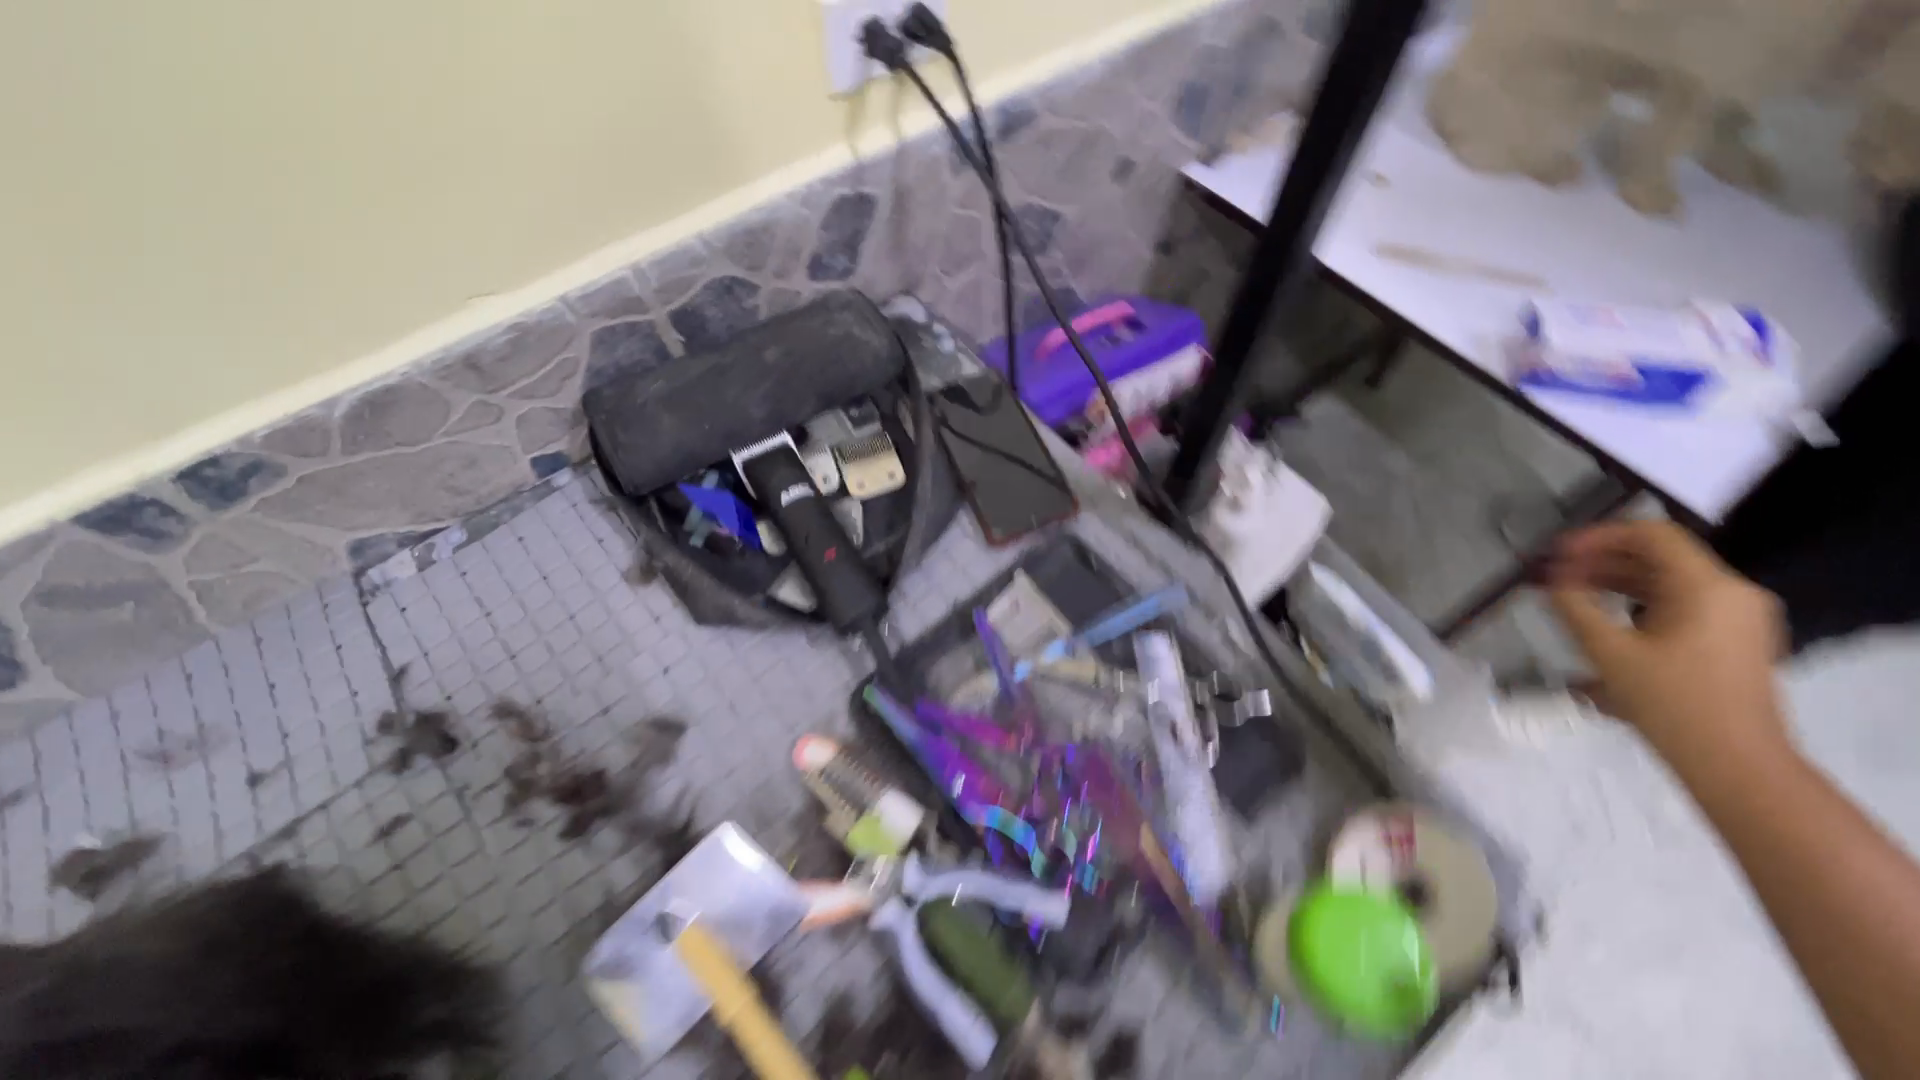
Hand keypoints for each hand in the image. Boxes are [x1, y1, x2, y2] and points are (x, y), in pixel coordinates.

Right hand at [1542, 521, 1787, 764]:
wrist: (1737, 765)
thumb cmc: (1672, 705)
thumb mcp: (1610, 654)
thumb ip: (1575, 608)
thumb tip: (1553, 580)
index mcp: (1707, 586)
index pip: (1650, 534)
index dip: (1598, 536)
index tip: (1557, 554)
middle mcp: (1732, 591)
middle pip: (1660, 557)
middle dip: (1603, 562)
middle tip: (1556, 576)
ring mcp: (1740, 617)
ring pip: (1671, 583)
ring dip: (1618, 583)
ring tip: (1573, 598)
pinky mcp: (1736, 640)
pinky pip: (1685, 605)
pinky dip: (1643, 604)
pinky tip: (1610, 623)